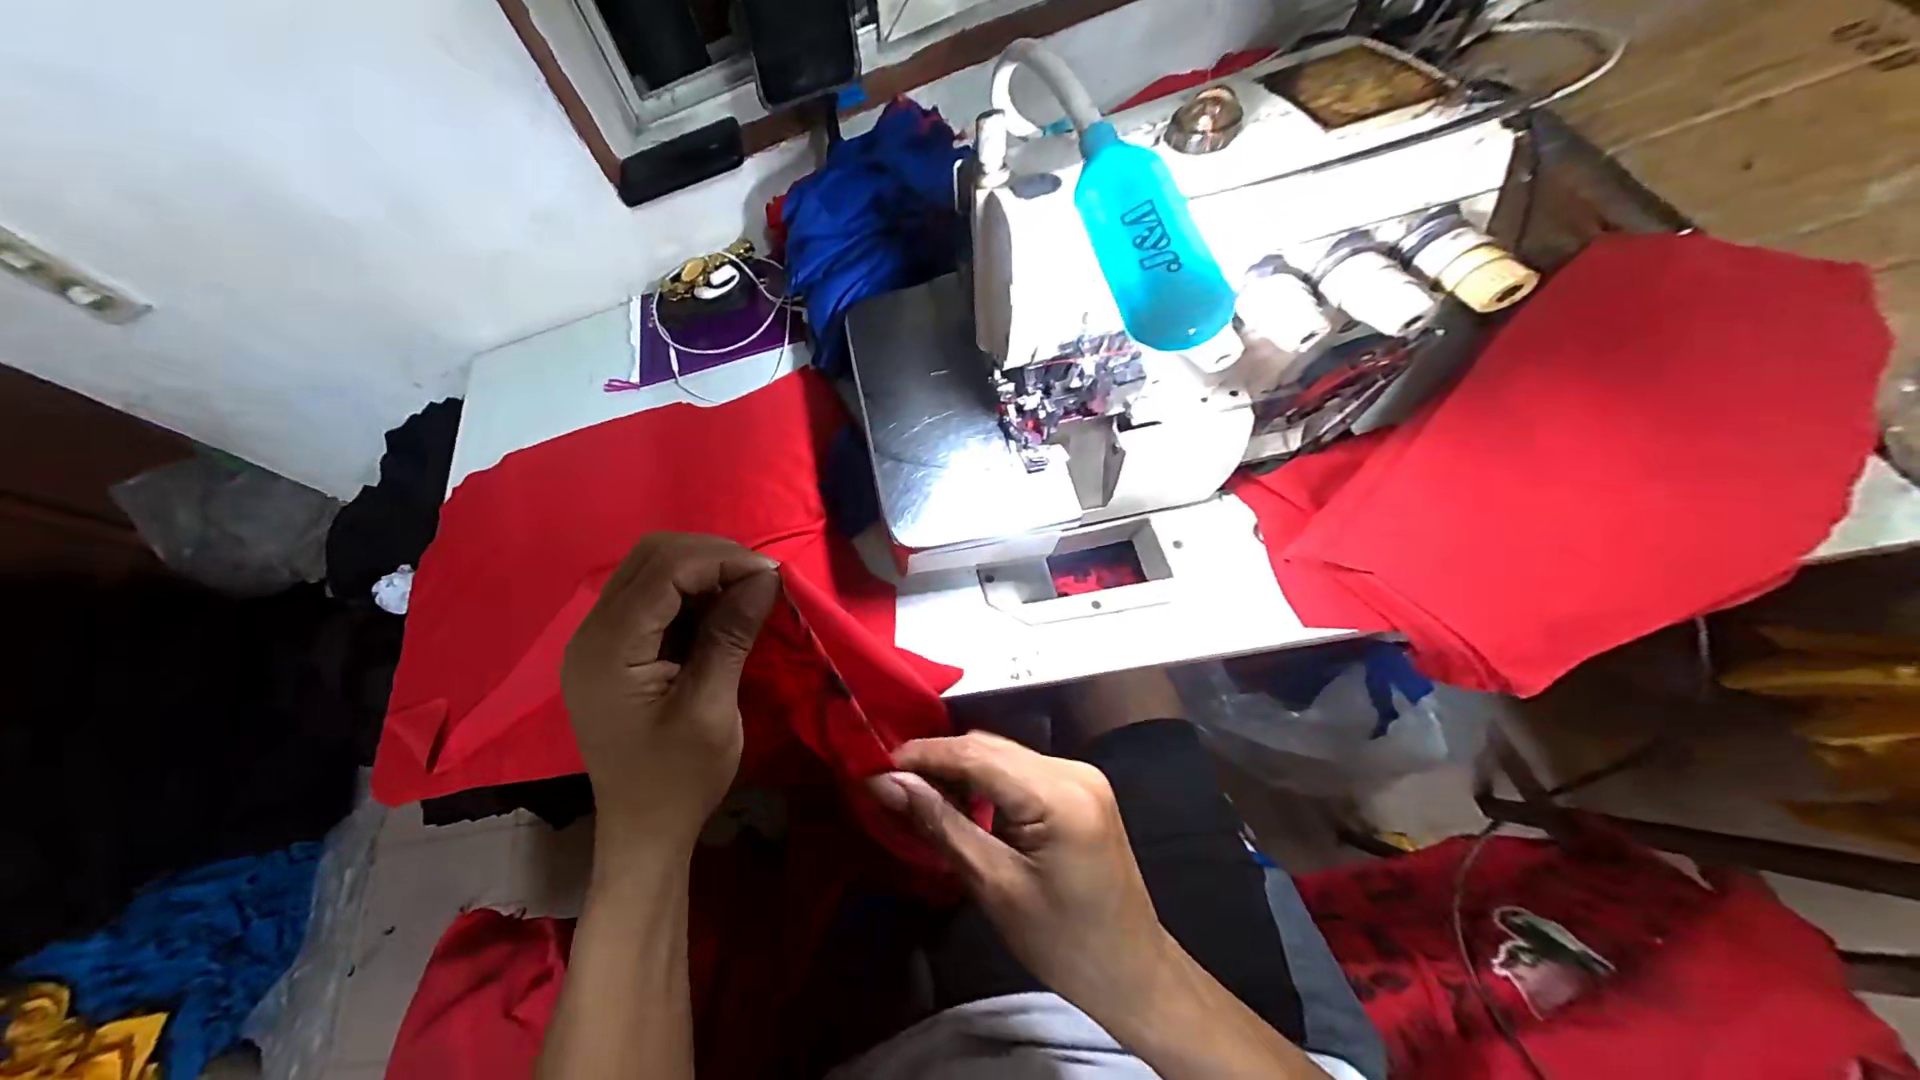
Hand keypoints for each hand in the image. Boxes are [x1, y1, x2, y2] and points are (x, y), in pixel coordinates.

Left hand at [561, 532, 780, 849]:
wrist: (644, 830)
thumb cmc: (678, 780)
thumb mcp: (712, 709)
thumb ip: (730, 636)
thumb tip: (765, 577)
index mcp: (608, 650)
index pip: (664, 570)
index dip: (722, 560)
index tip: (774, 576)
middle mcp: (592, 633)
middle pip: (651, 556)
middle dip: (713, 557)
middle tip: (763, 580)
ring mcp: (599, 639)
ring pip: (651, 569)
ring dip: (704, 569)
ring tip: (748, 590)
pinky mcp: (615, 649)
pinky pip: (653, 595)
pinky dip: (693, 590)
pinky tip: (723, 607)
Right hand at [871, 732, 1173, 1020]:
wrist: (1131, 969)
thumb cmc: (1063, 942)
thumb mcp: (995, 886)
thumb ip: (941, 824)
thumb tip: (888, 784)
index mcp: (1060, 795)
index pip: (978, 755)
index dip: (924, 755)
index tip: (877, 764)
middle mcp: (1074, 770)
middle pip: (991, 747)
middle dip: (939, 760)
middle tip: (892, 783)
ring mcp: (1081, 775)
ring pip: (1004, 754)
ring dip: (961, 768)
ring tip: (919, 792)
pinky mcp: (1080, 786)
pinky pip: (1021, 769)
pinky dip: (987, 779)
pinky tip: (962, 800)